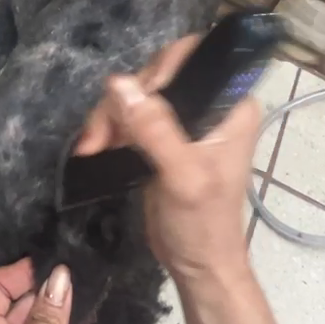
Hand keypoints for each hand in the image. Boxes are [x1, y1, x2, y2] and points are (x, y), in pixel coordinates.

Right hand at [73, 37, 263, 289]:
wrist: (196, 266)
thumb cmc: (202, 223)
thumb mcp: (182, 177)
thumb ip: (154, 129)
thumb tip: (117, 84)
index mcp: (230, 105)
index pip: (197, 57)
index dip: (164, 66)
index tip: (142, 95)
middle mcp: (209, 104)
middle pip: (157, 72)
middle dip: (126, 99)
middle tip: (105, 132)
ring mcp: (183, 119)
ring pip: (137, 92)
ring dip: (110, 116)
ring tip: (94, 146)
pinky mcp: (161, 135)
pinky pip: (129, 113)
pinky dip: (109, 127)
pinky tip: (95, 147)